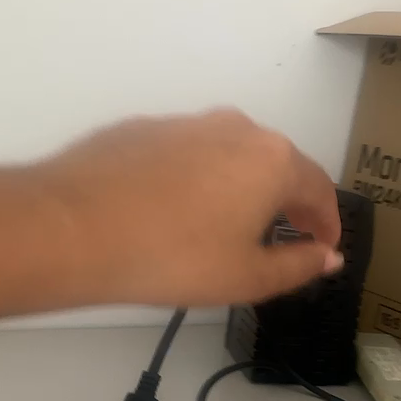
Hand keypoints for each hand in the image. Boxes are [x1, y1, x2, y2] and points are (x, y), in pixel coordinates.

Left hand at [36, 110, 343, 305]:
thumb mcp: (250, 277)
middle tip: (289, 236)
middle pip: (280, 166)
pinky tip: (181, 213)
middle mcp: (237, 129)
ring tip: (235, 225)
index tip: (325, 248)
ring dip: (246, 188)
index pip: (319, 189)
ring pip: (233, 156)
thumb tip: (329, 258)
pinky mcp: (143, 129)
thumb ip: (300, 265)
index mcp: (273, 161)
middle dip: (290, 201)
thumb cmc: (176, 257)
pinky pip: (190, 155)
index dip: (328, 223)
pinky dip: (201, 180)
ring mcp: (186, 124)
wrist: (71, 228)